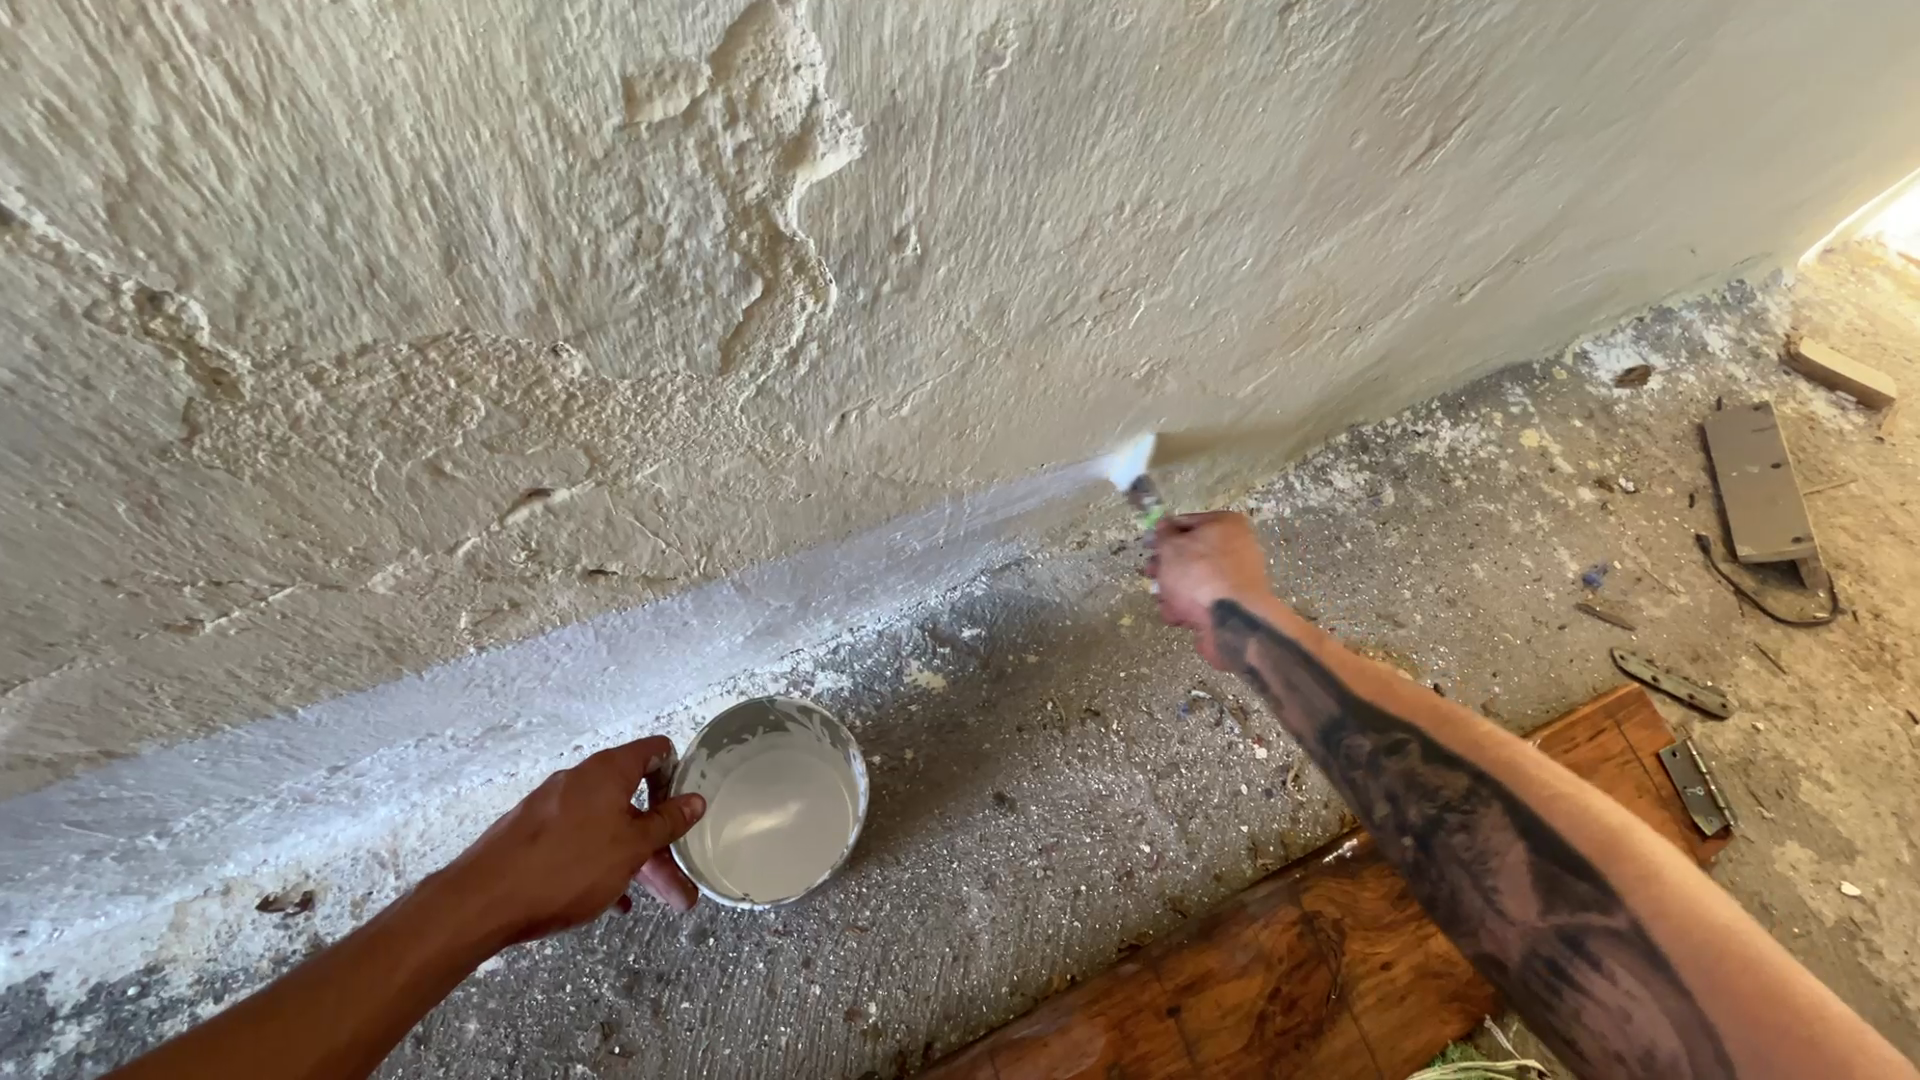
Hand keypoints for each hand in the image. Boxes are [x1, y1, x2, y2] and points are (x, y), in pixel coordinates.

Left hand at [439, 736, 706, 948]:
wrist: (479, 904)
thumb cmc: (568, 867)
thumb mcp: (632, 848)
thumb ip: (667, 823)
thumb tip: (695, 799)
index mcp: (607, 771)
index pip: (655, 751)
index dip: (677, 774)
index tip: (686, 807)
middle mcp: (580, 780)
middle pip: (633, 799)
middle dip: (660, 839)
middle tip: (681, 878)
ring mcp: (551, 808)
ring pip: (607, 826)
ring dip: (633, 859)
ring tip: (654, 902)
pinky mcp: (530, 836)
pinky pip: (578, 842)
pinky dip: (599, 863)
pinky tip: (608, 900)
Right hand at [1145, 511, 1273, 669]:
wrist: (1231, 618)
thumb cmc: (1198, 574)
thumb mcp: (1171, 547)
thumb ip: (1164, 534)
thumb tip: (1165, 526)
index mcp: (1225, 524)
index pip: (1186, 523)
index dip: (1162, 535)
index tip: (1146, 547)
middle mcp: (1237, 546)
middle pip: (1191, 553)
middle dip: (1166, 567)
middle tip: (1150, 574)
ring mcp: (1238, 576)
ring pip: (1195, 579)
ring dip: (1173, 589)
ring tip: (1162, 600)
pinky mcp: (1235, 603)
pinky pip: (1205, 598)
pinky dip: (1189, 605)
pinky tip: (1177, 615)